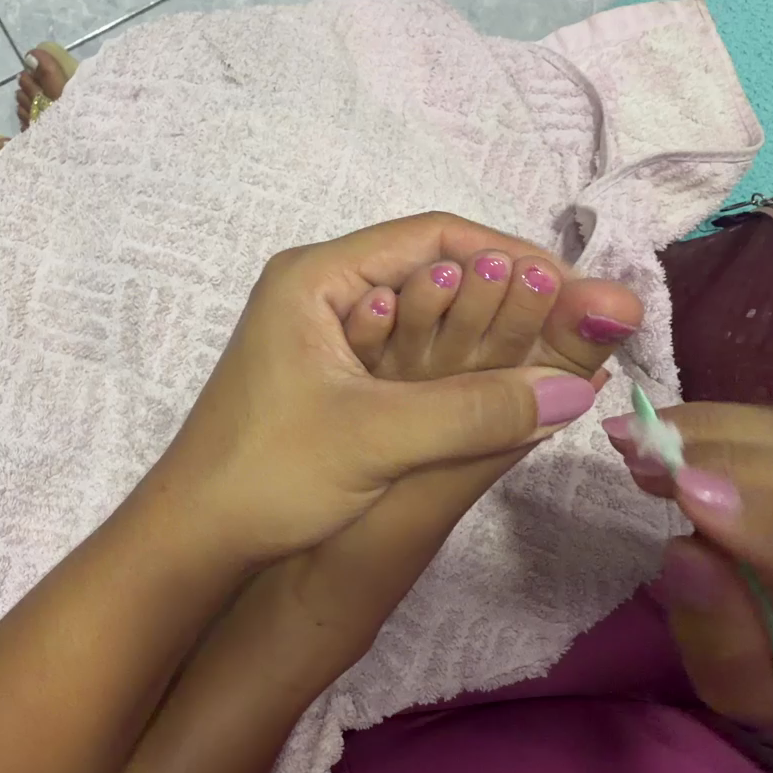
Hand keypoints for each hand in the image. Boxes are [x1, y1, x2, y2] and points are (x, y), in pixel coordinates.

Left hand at [149, 213, 597, 565]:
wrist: (195, 535)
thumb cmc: (268, 475)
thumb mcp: (378, 437)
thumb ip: (477, 410)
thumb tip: (577, 389)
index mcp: (317, 277)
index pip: (434, 236)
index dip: (512, 256)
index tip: (573, 291)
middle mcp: (318, 290)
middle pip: (431, 270)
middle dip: (504, 293)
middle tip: (572, 323)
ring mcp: (320, 332)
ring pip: (421, 315)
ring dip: (481, 330)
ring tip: (547, 351)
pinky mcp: (326, 373)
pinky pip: (404, 352)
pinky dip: (451, 363)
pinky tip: (491, 385)